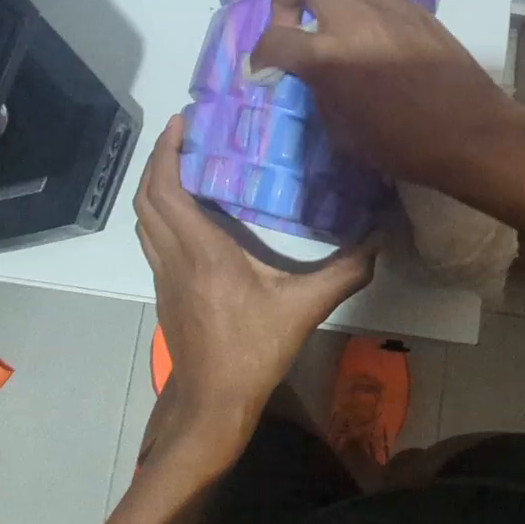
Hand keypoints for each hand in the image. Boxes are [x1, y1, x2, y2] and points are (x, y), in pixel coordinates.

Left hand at [134, 114, 376, 422]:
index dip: (167, 151)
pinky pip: (151, 236)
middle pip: (147, 196)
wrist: (212, 402)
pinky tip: (188, 210)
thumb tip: (380, 239)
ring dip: (154, 184)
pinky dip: (159, 210)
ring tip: (183, 162)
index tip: (183, 121)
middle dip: (158, 158)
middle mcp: (174, 256)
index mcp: (203, 251)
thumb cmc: (253, 351)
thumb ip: (344, 272)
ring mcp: (163, 274)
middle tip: (185, 133)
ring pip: (144, 217)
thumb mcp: (304, 309)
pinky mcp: (164, 289)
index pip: (167, 190)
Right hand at [248, 0, 524, 189]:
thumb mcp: (344, 130)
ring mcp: (387, 6)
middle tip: (292, 23)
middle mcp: (352, 18)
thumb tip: (312, 75)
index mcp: (328, 56)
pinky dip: (362, 2)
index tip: (264, 69)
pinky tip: (370, 31)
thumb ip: (319, 91)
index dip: (260, 56)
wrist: (470, 133)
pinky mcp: (415, 7)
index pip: (274, 39)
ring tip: (333, 24)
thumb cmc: (403, 145)